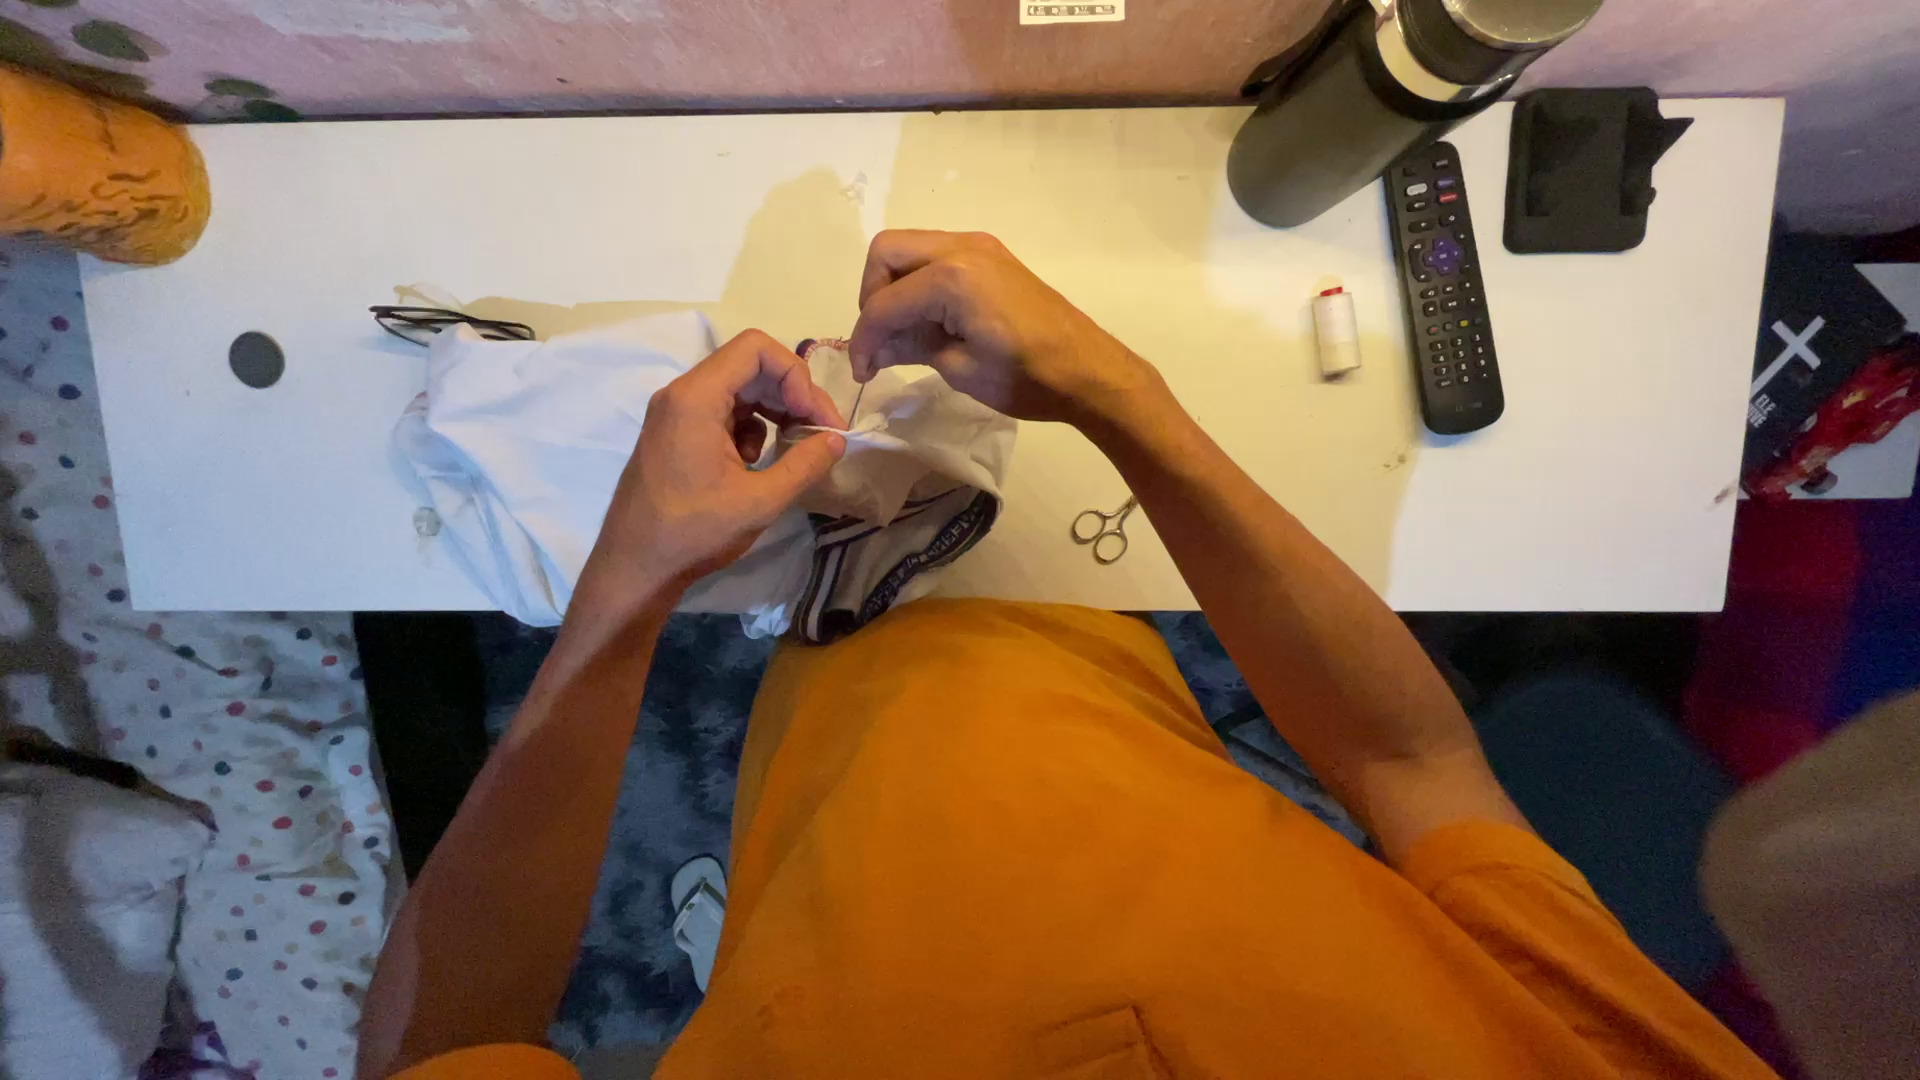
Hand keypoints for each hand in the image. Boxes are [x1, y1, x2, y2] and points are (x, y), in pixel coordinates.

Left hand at [580, 330, 845, 606]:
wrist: (636, 567)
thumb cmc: (693, 532)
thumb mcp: (760, 501)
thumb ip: (804, 464)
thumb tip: (836, 440)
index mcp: (696, 398)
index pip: (757, 348)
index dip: (797, 375)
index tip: (814, 417)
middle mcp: (682, 395)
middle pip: (751, 366)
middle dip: (793, 395)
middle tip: (821, 434)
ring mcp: (677, 414)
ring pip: (740, 389)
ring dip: (776, 411)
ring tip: (796, 449)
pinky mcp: (677, 434)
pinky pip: (725, 412)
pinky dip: (753, 428)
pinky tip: (759, 463)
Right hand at [848, 230, 1155, 425]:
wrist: (1089, 371)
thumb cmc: (1027, 378)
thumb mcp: (960, 370)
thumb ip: (912, 349)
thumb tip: (875, 350)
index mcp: (952, 277)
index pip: (884, 302)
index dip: (864, 339)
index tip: (862, 372)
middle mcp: (962, 247)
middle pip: (887, 253)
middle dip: (872, 297)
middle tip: (881, 341)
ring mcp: (979, 247)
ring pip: (910, 250)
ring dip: (895, 288)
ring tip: (903, 337)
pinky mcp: (992, 258)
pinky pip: (937, 259)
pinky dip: (921, 285)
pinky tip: (929, 324)